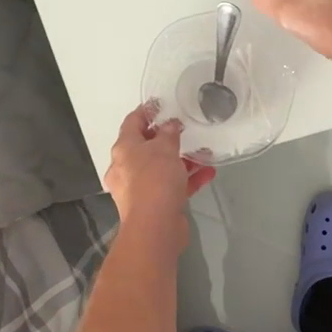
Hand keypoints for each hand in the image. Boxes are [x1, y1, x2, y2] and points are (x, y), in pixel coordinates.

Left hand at [104, 104, 215, 250]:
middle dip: (168, 139)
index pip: (132, 123)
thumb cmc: (154, 181)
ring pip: (163, 168)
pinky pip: (173, 186)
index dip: (146, 112)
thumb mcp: (164, 149)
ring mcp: (141, 188)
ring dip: (183, 160)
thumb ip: (168, 134)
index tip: (161, 105)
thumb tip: (170, 125)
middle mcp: (128, 168)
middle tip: (186, 130)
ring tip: (204, 153)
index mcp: (124, 150)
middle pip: (147, 148)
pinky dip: (189, 179)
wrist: (155, 227)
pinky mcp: (156, 204)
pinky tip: (208, 173)